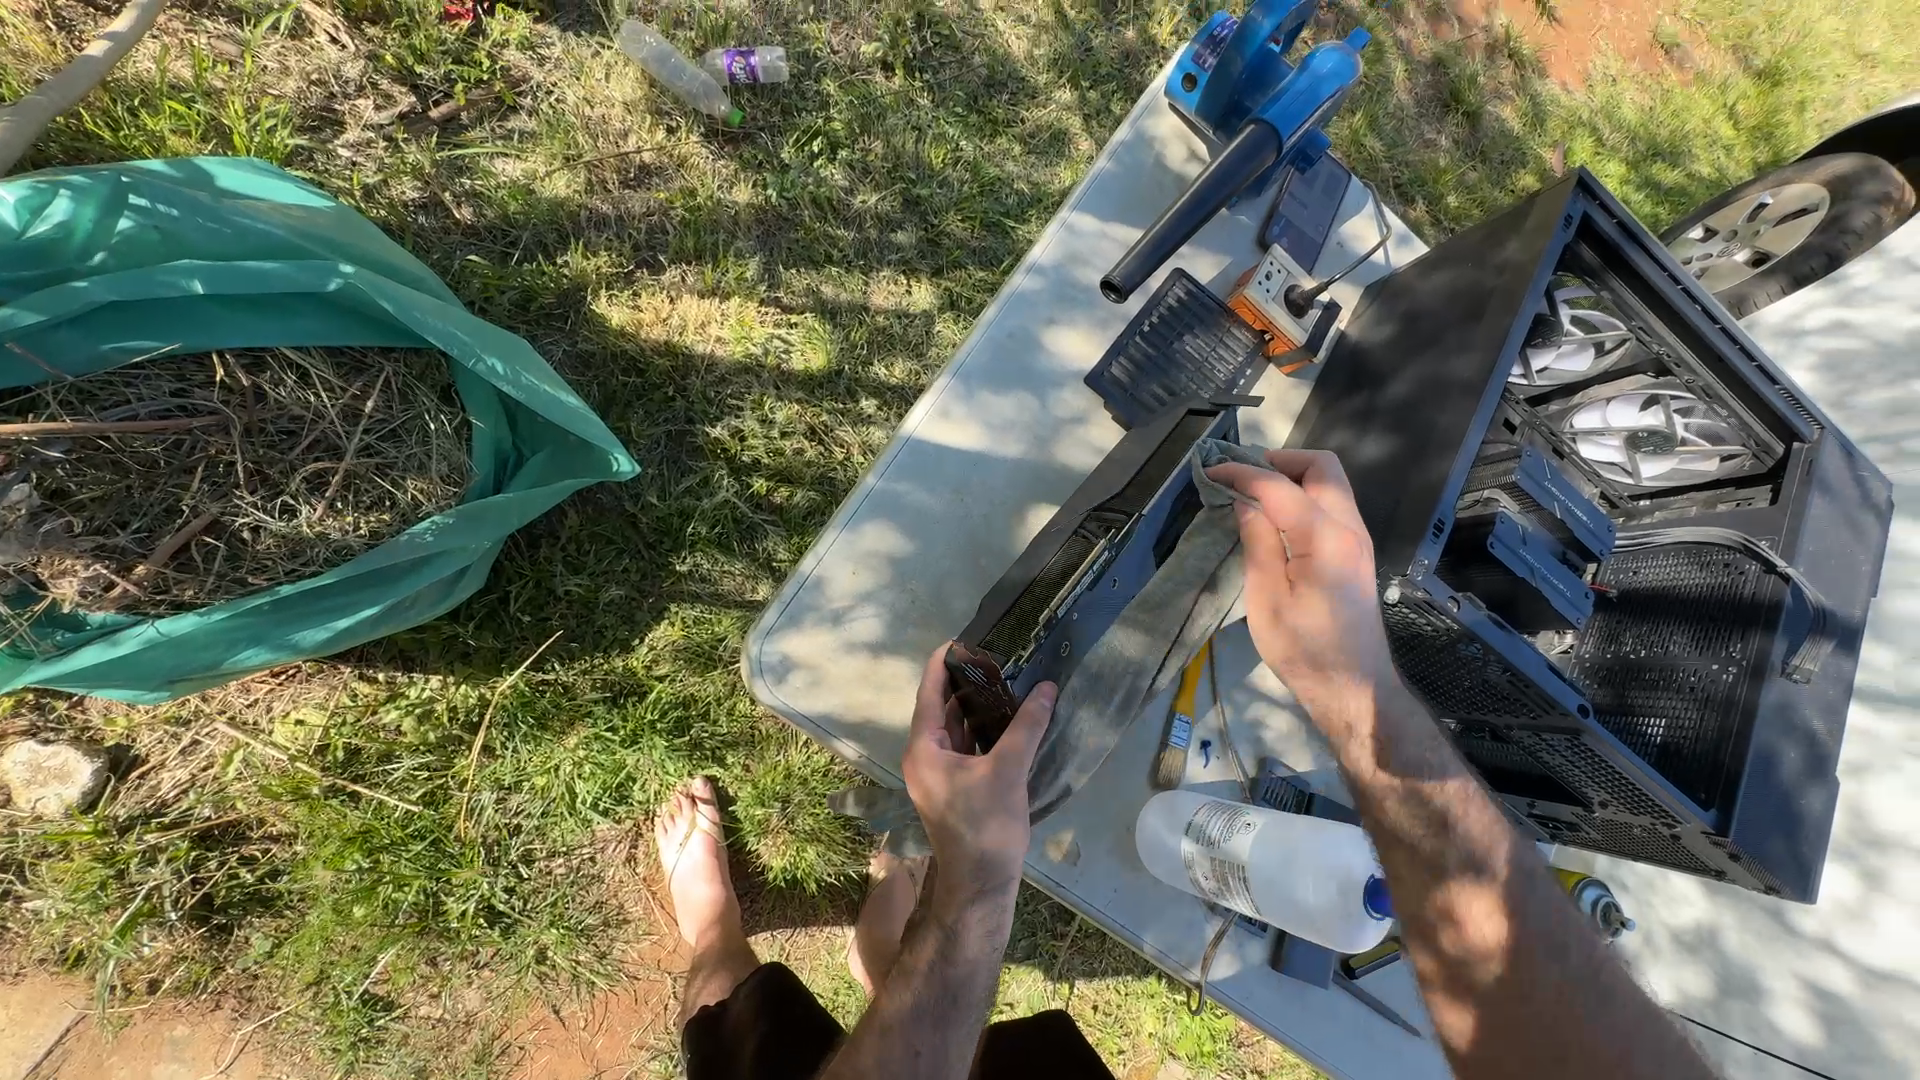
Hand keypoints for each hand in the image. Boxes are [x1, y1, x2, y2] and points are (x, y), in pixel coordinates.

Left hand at [902, 644, 1053, 906]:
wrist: (981, 885)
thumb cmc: (986, 826)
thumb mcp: (1009, 770)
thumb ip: (1027, 726)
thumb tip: (1047, 687)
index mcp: (924, 748)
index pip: (929, 692)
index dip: (943, 663)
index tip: (961, 639)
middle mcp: (924, 756)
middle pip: (940, 707)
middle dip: (964, 682)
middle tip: (994, 657)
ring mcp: (938, 773)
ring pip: (954, 728)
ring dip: (975, 706)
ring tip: (1003, 679)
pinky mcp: (954, 786)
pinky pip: (964, 746)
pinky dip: (981, 729)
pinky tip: (1005, 717)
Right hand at [1205, 450, 1396, 737]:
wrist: (1353, 686)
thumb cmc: (1303, 649)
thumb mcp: (1266, 598)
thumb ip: (1258, 542)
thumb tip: (1244, 502)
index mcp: (1325, 538)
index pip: (1279, 486)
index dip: (1242, 472)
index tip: (1210, 470)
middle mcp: (1349, 528)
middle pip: (1321, 467)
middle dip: (1278, 461)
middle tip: (1240, 476)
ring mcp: (1357, 539)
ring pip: (1330, 483)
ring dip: (1291, 477)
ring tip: (1251, 493)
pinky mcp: (1355, 552)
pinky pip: (1331, 504)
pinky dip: (1302, 496)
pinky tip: (1274, 517)